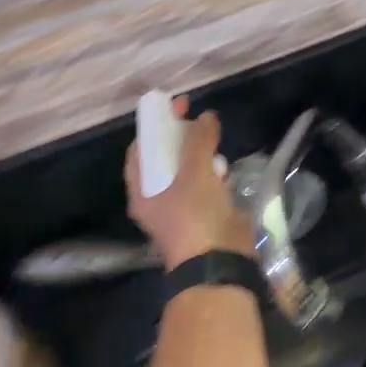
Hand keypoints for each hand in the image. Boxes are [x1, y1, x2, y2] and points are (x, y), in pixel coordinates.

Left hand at [125, 97, 253, 268]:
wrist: (217, 260)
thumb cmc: (195, 216)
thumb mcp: (195, 173)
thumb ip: (199, 142)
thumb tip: (206, 116)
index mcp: (142, 191)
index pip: (140, 150)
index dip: (155, 125)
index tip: (175, 106)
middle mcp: (156, 199)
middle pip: (164, 159)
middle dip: (180, 136)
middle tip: (199, 116)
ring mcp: (180, 208)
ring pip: (186, 171)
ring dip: (199, 153)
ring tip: (215, 139)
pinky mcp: (204, 213)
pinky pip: (205, 184)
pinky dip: (213, 171)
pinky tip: (225, 165)